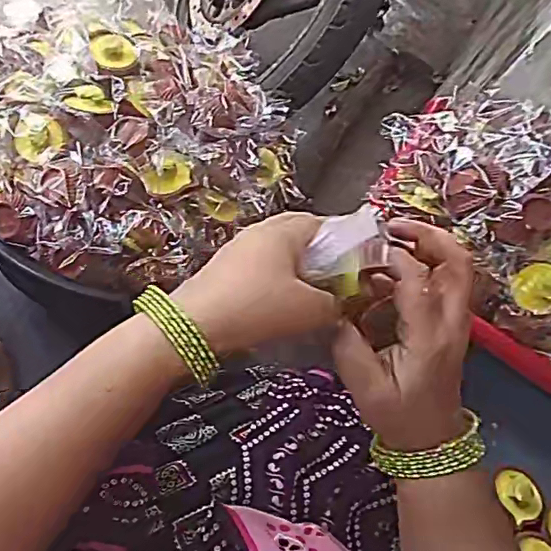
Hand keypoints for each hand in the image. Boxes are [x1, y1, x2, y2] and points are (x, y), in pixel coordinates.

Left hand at [171, 212, 340, 353]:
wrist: (193, 327)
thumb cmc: (256, 308)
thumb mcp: (310, 309)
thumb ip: (336, 302)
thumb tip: (341, 302)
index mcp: (283, 230)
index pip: (325, 223)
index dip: (346, 243)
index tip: (357, 268)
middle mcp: (258, 232)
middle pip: (299, 236)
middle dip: (320, 258)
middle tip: (334, 283)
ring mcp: (236, 250)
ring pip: (277, 255)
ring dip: (296, 272)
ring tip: (309, 299)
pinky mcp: (221, 272)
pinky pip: (258, 270)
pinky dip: (273, 283)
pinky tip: (278, 307)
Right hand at [332, 218, 472, 450]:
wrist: (430, 439)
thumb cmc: (398, 415)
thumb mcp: (364, 385)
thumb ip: (348, 344)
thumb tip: (334, 308)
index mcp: (430, 337)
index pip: (419, 282)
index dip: (393, 259)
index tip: (362, 252)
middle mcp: (451, 323)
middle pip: (458, 261)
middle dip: (427, 235)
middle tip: (391, 226)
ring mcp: (455, 322)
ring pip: (456, 268)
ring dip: (426, 248)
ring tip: (385, 245)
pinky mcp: (448, 325)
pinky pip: (443, 283)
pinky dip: (420, 268)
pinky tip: (386, 277)